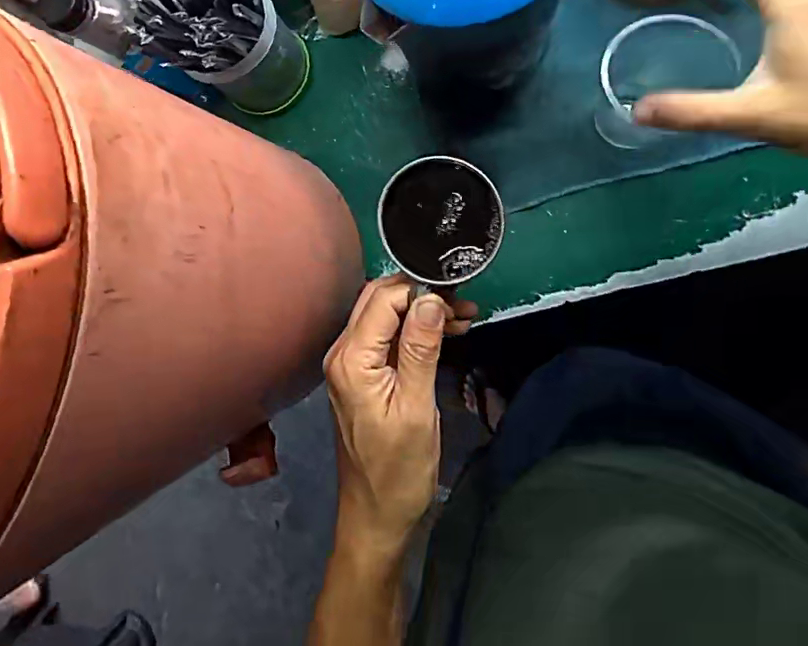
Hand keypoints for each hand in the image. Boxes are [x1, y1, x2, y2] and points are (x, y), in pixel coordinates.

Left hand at [322, 274, 476, 554]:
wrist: (375, 516)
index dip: (421, 291)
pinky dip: (415, 328)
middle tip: (463, 305)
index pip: (384, 298)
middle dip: (422, 294)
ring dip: (422, 309)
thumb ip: (421, 348)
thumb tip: (431, 298)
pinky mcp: (361, 373)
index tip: (457, 300)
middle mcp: (343, 352)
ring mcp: (350, 362)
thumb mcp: (416, 407)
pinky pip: (387, 335)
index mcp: (352, 358)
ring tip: (464, 317)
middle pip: (380, 298)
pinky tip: (446, 332)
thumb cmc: (398, 470)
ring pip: (385, 314)